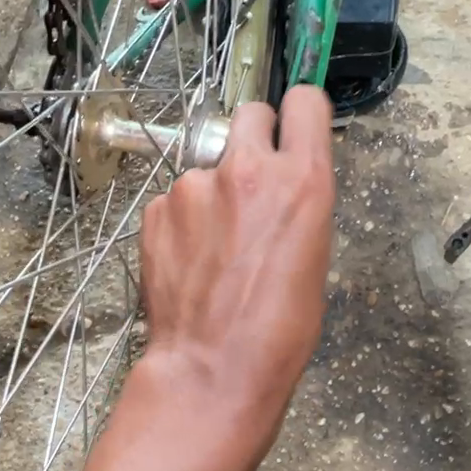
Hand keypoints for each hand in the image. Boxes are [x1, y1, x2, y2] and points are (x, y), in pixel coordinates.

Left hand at [137, 85, 334, 452]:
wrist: (212, 368)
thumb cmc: (280, 330)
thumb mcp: (314, 257)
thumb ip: (297, 204)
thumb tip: (282, 188)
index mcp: (301, 181)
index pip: (304, 102)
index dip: (300, 114)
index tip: (294, 128)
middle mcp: (246, 168)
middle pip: (250, 113)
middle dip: (254, 138)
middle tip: (252, 182)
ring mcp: (193, 185)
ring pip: (206, 164)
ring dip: (213, 190)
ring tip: (214, 248)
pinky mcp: (156, 208)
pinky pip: (174, 199)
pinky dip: (182, 220)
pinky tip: (189, 260)